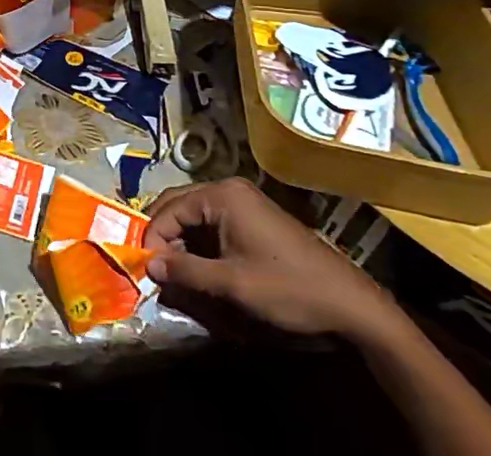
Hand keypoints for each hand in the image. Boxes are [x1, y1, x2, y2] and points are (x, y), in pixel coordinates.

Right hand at [145, 177, 397, 339]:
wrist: (345, 300)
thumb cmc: (286, 288)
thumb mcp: (231, 284)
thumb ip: (186, 271)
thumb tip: (149, 264)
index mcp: (222, 195)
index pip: (169, 209)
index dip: (153, 239)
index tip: (145, 272)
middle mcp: (230, 190)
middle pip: (180, 206)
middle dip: (163, 237)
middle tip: (154, 271)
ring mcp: (244, 203)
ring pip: (195, 217)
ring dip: (181, 243)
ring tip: (174, 276)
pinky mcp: (253, 219)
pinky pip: (213, 225)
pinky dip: (200, 245)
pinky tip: (198, 270)